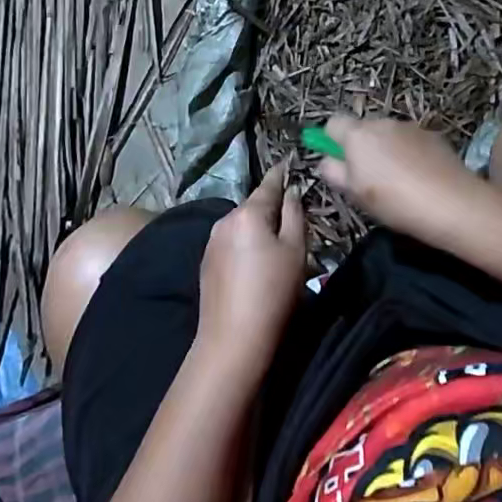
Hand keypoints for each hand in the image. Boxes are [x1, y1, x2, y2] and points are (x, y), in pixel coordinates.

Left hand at [197, 161, 306, 370]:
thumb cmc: (272, 292)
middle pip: (254, 206)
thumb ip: (294, 215)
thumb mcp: (295, 250)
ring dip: (258, 229)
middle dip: (272, 209)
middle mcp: (224, 219)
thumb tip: (291, 191)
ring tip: (276, 250)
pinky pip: (231, 243)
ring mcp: (211, 241)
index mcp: (248, 212)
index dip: (282, 174)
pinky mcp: (206, 262)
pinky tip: (255, 267)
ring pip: (242, 225)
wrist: (232, 338)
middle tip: (295, 224)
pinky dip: (245, 246)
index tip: (291, 163)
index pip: (269, 184)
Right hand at [316, 115, 485, 241]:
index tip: (338, 163)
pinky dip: (408, 154)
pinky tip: (418, 178)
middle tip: (368, 178)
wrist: (452, 203)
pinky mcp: (433, 136)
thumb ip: (334, 172)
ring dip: (386, 150)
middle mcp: (382, 123)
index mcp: (357, 135)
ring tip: (397, 181)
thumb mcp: (354, 193)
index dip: (331, 140)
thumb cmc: (393, 201)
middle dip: (361, 147)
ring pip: (387, 135)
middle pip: (362, 128)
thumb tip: (327, 161)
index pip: (333, 123)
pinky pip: (410, 142)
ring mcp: (410, 127)